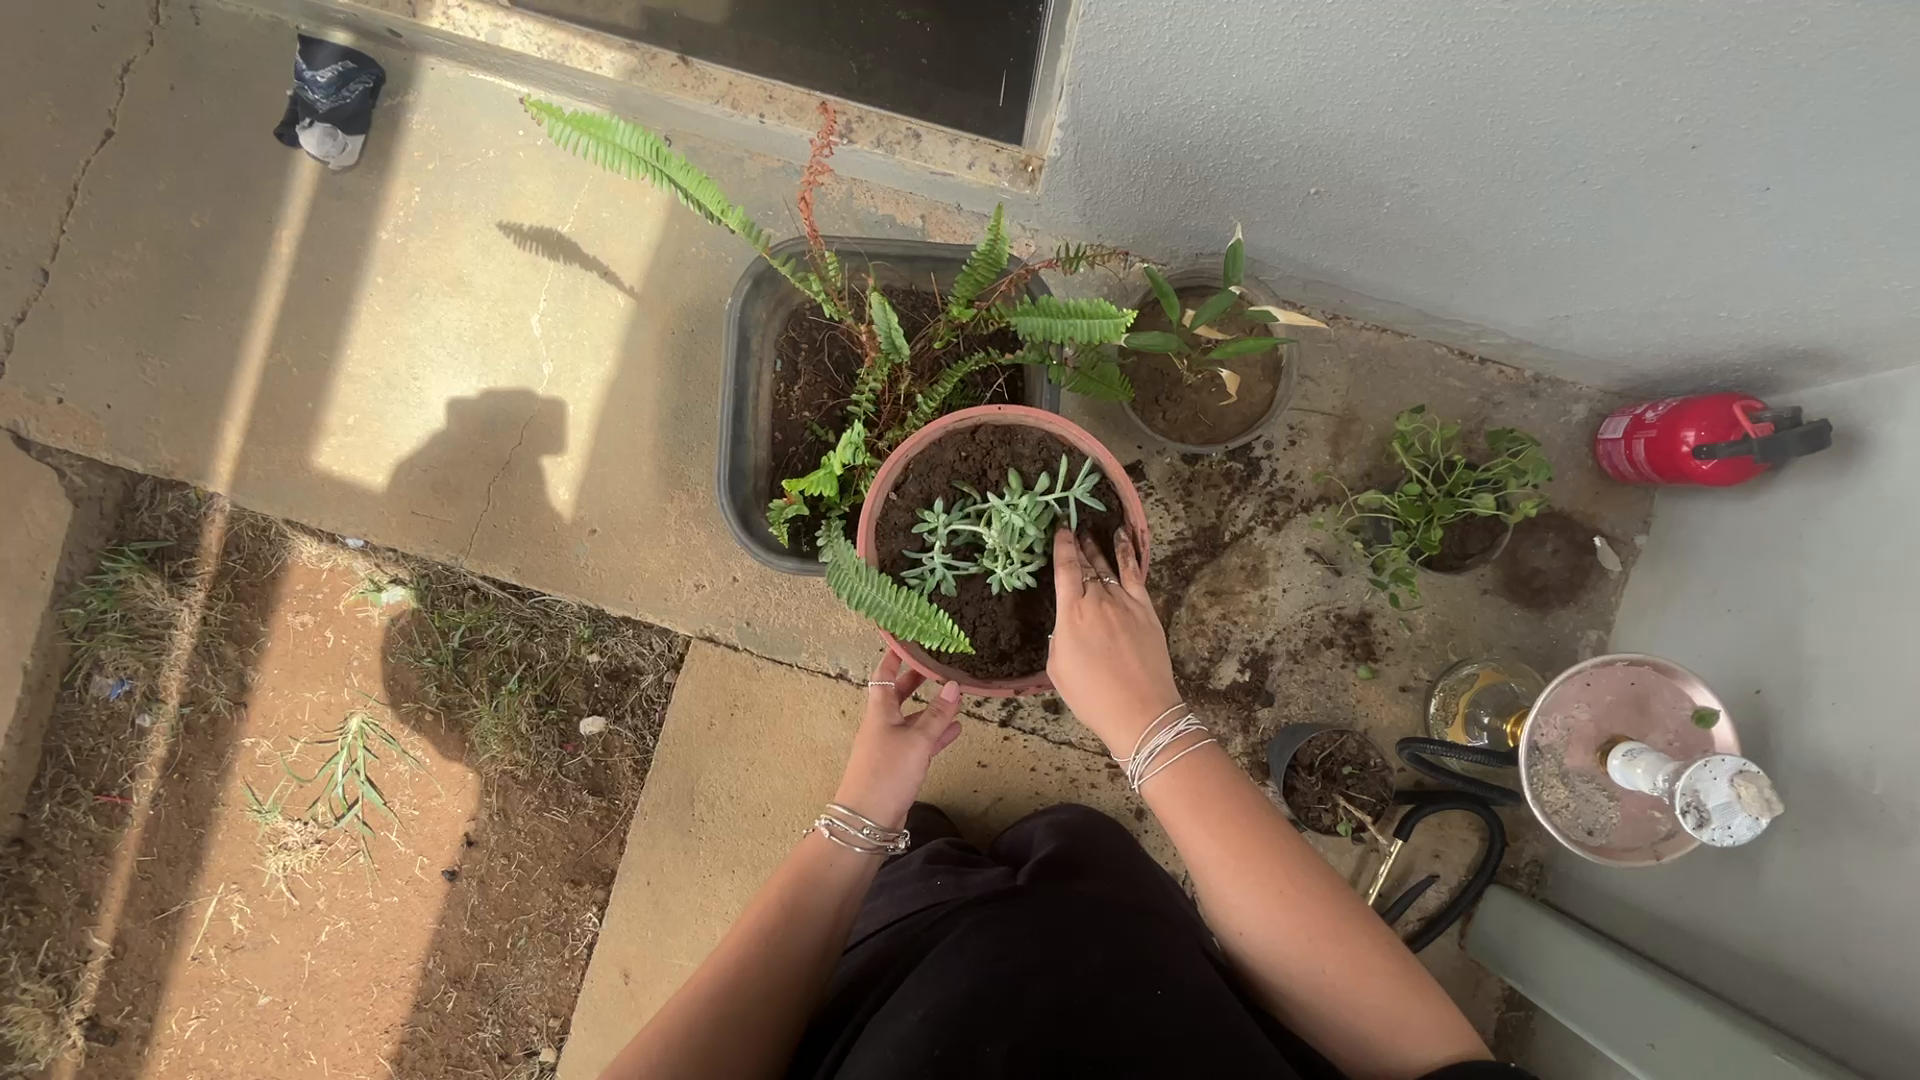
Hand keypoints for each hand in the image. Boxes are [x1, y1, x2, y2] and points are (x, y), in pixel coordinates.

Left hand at [833, 648, 963, 828]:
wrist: (868, 820)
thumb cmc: (887, 772)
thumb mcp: (917, 740)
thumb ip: (937, 714)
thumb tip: (954, 684)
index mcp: (879, 711)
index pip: (883, 675)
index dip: (893, 657)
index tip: (906, 640)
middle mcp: (882, 725)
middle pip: (897, 695)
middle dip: (915, 679)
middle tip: (935, 664)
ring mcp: (890, 746)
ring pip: (912, 719)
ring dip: (930, 708)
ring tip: (953, 695)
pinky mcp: (899, 766)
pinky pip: (919, 742)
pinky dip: (936, 734)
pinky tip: (955, 730)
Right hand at [1047, 527, 1181, 754]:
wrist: (1140, 711)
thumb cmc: (1092, 697)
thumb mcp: (1057, 668)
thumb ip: (1059, 638)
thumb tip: (1066, 624)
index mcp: (1071, 614)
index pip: (1065, 570)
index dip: (1061, 548)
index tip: (1059, 531)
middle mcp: (1097, 601)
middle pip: (1086, 566)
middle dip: (1076, 546)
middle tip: (1072, 529)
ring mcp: (1124, 603)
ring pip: (1107, 567)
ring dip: (1096, 549)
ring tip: (1089, 534)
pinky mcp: (1146, 610)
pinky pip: (1134, 574)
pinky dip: (1127, 553)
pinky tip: (1122, 539)